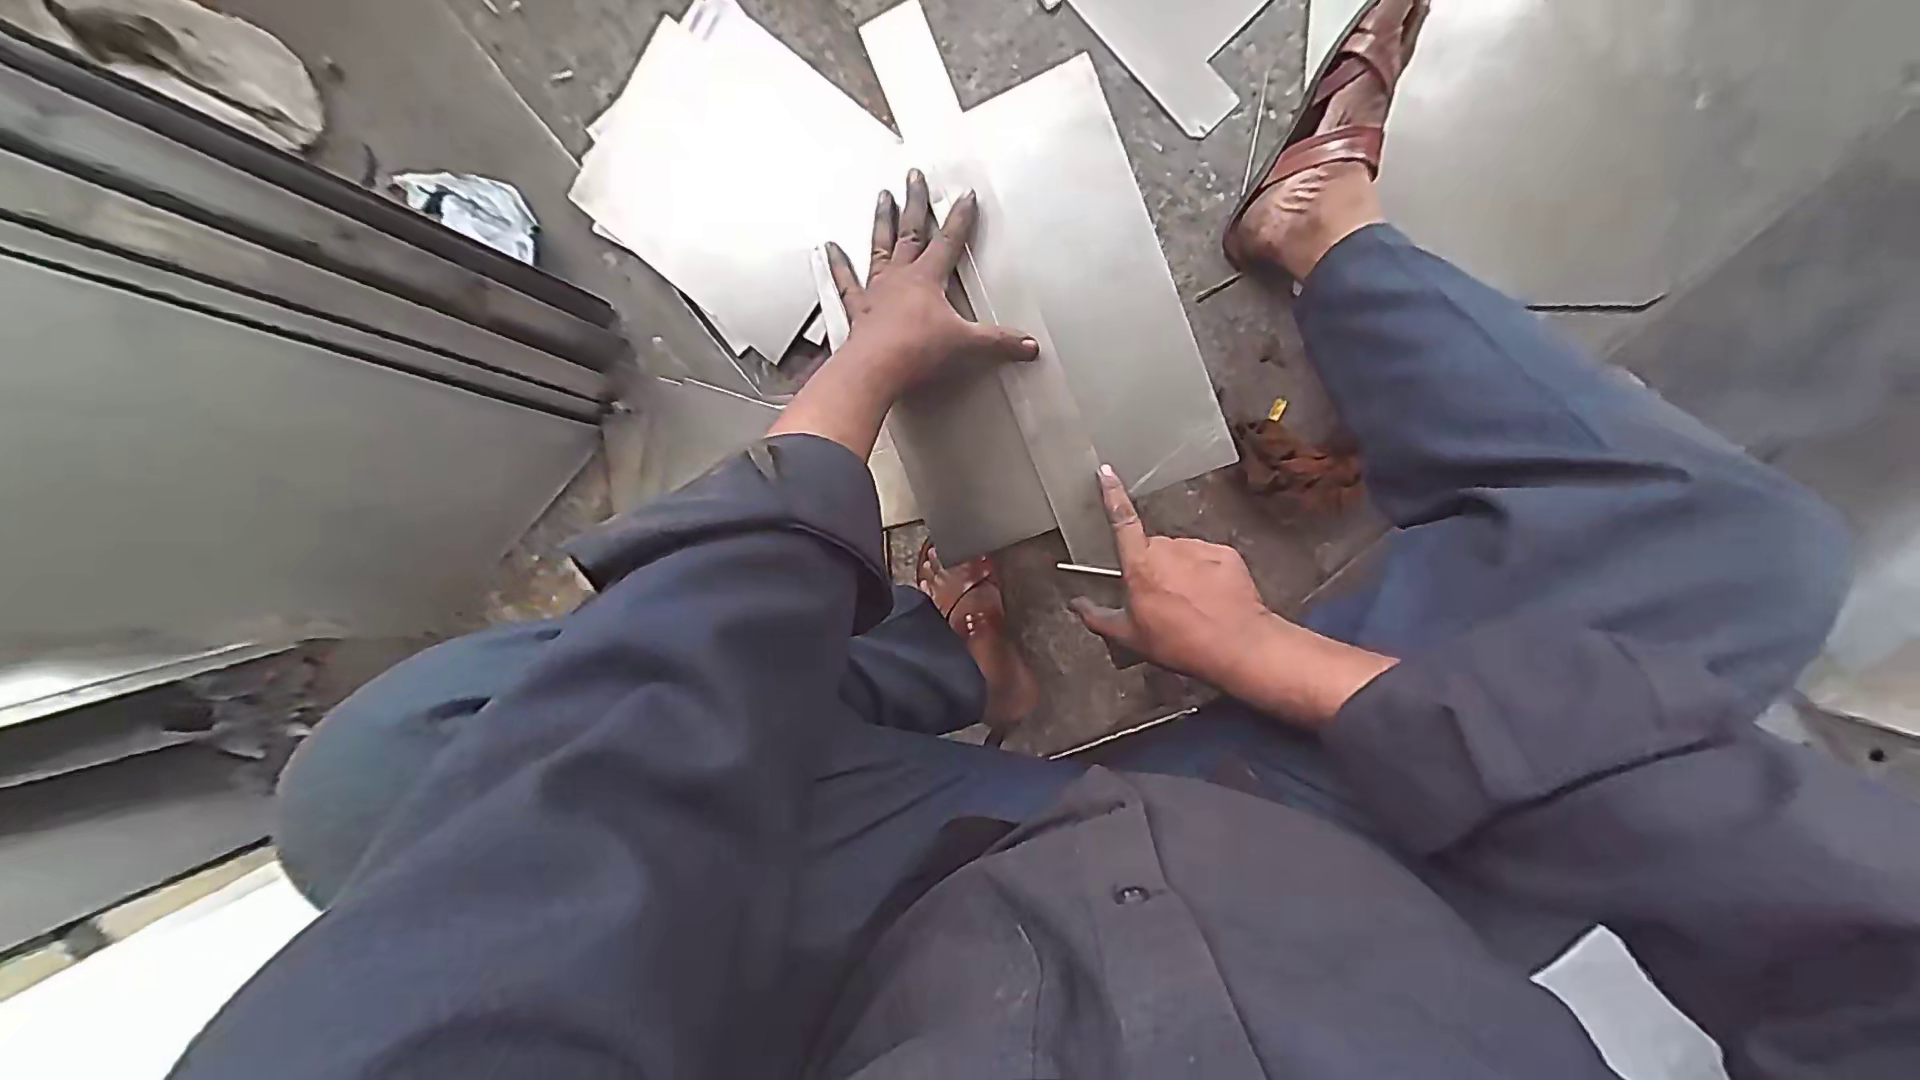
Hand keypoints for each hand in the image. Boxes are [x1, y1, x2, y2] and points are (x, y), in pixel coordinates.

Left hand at [823, 169, 1039, 397]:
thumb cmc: (915, 352)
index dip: (960, 218)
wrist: (876, 369)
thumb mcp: (966, 346)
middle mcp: (900, 277)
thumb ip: (998, 343)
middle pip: (911, 231)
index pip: (949, 241)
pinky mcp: (858, 309)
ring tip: (883, 197)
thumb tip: (1027, 347)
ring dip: (883, 221)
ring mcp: (876, 290)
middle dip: (916, 202)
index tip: (965, 196)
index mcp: (927, 279)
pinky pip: (845, 281)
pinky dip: (837, 264)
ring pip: (879, 246)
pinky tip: (829, 248)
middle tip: (914, 176)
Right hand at [1071, 466, 1280, 687]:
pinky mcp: (1225, 553)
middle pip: (1152, 548)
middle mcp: (1168, 549)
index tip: (1106, 473)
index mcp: (1140, 564)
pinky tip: (1208, 598)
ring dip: (1180, 571)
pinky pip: (1207, 557)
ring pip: (1180, 553)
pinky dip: (1205, 573)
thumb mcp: (1129, 636)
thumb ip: (1097, 617)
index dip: (1111, 494)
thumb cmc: (1181, 642)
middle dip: (1153, 567)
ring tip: (1188, 603)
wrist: (1236, 645)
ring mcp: (1199, 549)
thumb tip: (1078, 605)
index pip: (1121, 520)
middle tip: (1160, 599)